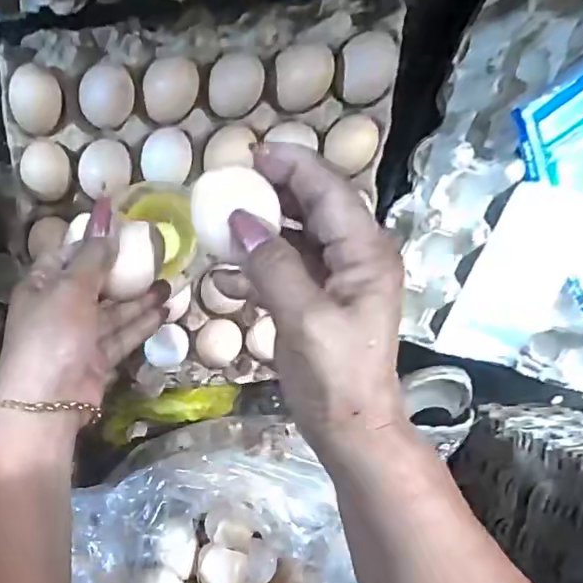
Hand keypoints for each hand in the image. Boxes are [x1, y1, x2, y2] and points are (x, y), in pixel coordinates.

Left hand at [0, 200, 168, 412]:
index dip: (93, 242)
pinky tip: (164, 311)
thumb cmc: (53, 334)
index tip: (123, 228)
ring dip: (139, 299)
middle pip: (93, 284)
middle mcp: (57, 310)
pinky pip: (120, 337)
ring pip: (112, 313)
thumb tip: (106, 216)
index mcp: (40, 286)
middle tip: (157, 256)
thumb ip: (94, 256)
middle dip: (124, 272)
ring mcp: (77, 338)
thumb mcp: (72, 287)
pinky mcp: (95, 362)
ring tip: (171, 283)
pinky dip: (140, 324)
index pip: (66, 255)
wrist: (47, 402)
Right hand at [225, 143, 406, 441]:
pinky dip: (255, 273)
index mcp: (364, 253)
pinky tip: (224, 279)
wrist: (349, 427)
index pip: (328, 193)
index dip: (293, 167)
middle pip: (312, 211)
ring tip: (219, 230)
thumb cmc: (336, 376)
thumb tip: (240, 222)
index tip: (252, 155)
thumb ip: (273, 267)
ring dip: (258, 236)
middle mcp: (352, 260)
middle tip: (229, 187)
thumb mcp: (304, 319)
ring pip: (293, 244)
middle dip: (272, 197)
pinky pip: (283, 277)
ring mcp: (333, 285)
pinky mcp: (314, 308)